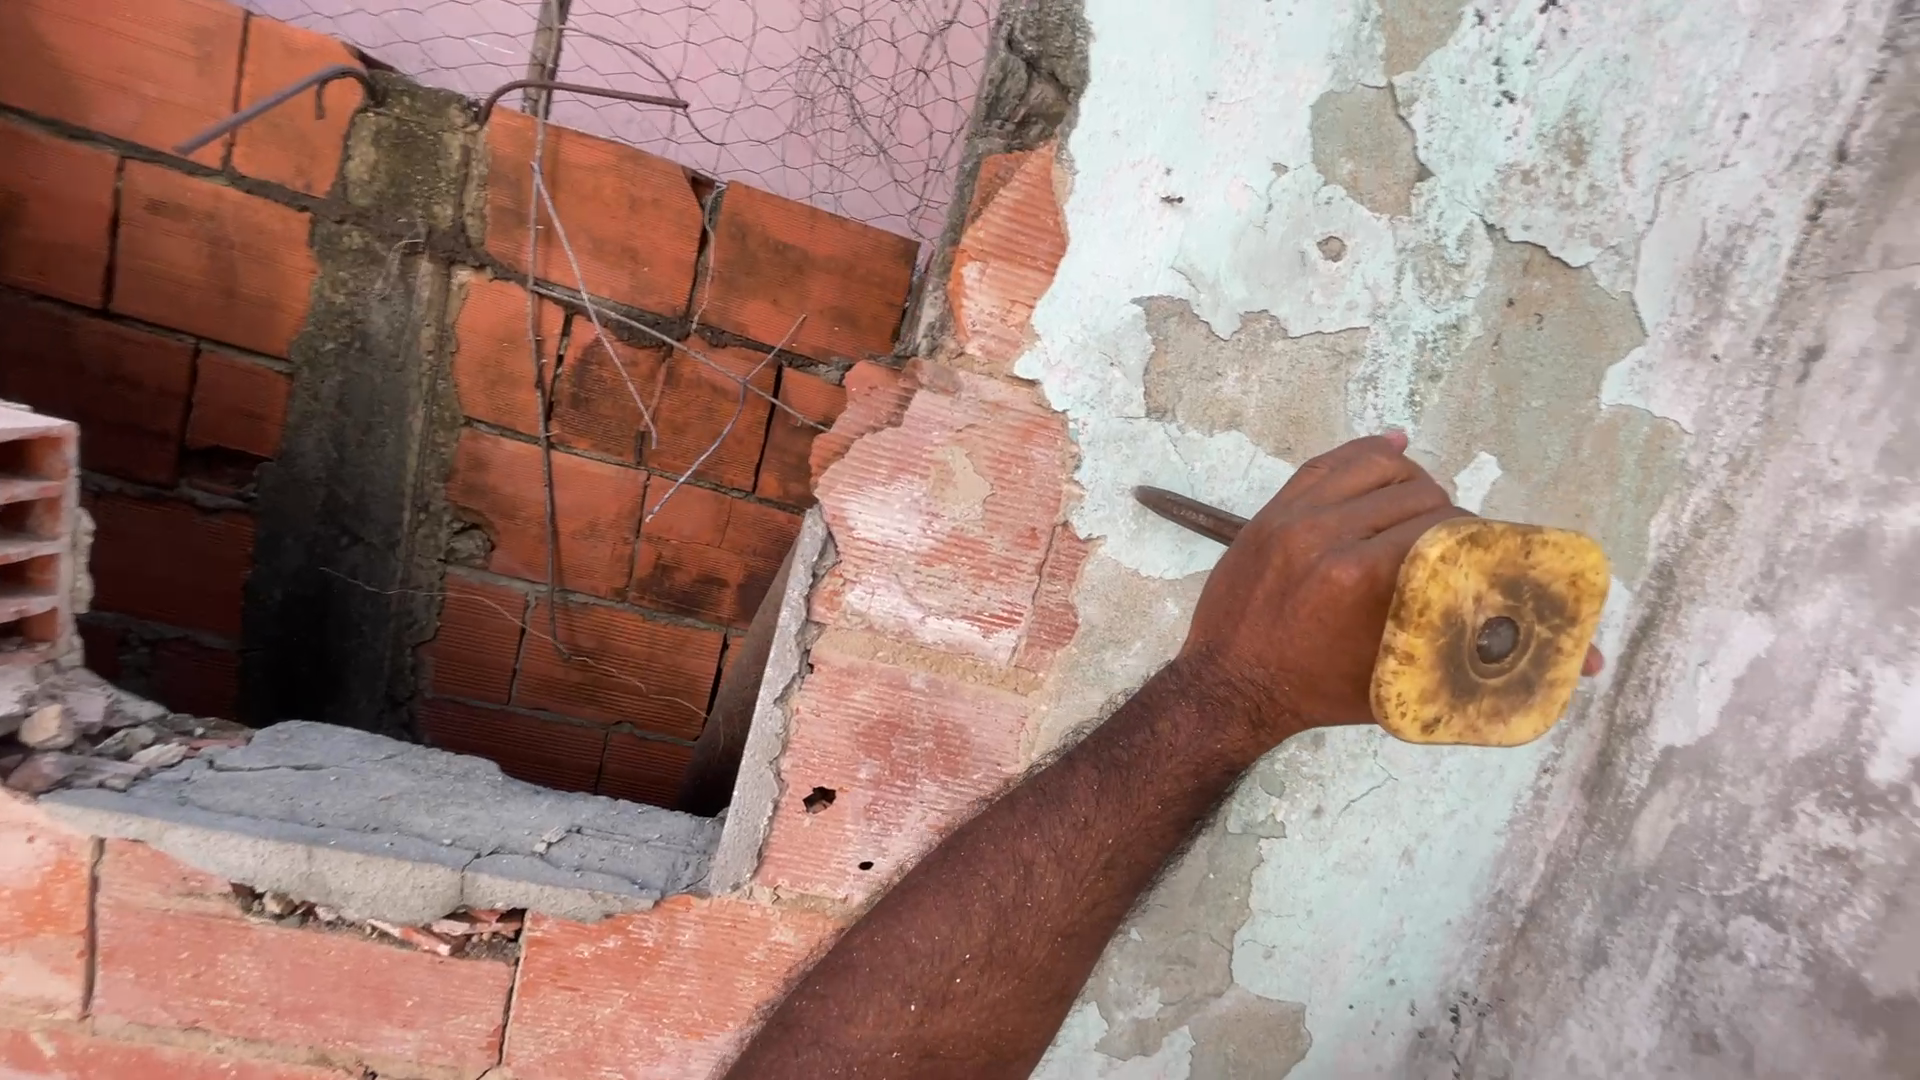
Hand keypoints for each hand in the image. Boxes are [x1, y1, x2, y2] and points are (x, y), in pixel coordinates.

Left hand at [1177, 433, 1603, 746]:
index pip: (1445, 530)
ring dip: (1410, 482)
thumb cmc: (1316, 692)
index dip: (1478, 539)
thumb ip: (1486, 661)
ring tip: (1423, 508)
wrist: (1227, 683)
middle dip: (1448, 516)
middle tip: (1454, 544)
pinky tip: (1393, 446)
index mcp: (1359, 576)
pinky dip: (1361, 453)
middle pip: (1416, 496)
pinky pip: (1322, 465)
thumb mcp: (1402, 683)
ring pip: (1372, 468)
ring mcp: (1288, 518)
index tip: (1487, 556)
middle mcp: (1324, 535)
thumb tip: (1595, 661)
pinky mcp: (1267, 514)